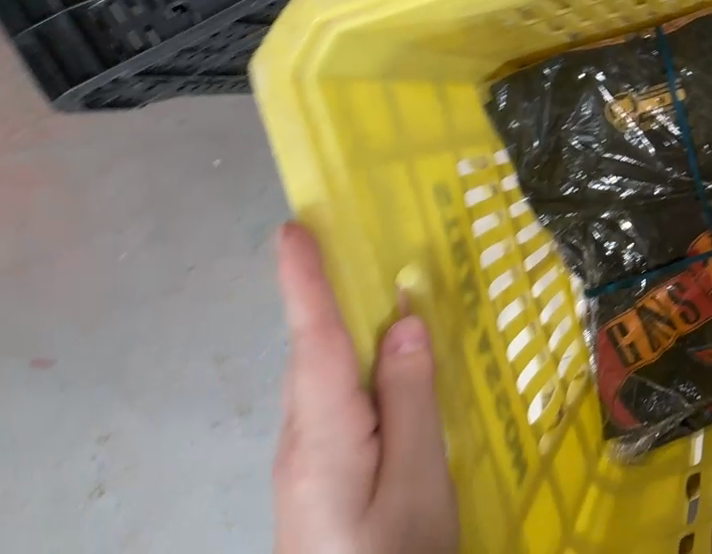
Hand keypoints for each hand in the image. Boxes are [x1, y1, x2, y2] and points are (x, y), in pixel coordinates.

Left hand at [274, 222, 457, 553]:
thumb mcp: (419, 481)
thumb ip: (411, 400)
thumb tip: (404, 323)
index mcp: (324, 437)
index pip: (314, 342)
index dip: (304, 284)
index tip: (291, 230)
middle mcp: (301, 442)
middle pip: (312, 355)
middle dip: (321, 294)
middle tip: (344, 241)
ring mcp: (304, 464)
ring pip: (323, 379)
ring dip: (339, 328)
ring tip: (373, 288)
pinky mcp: (318, 478)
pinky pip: (335, 403)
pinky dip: (352, 365)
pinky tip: (382, 365)